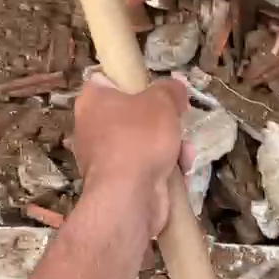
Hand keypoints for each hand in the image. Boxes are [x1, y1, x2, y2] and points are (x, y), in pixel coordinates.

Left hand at [71, 72, 188, 241]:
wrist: (129, 197)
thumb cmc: (139, 138)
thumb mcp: (162, 101)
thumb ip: (171, 90)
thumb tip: (176, 89)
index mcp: (92, 102)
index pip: (107, 82)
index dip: (133, 83)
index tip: (154, 90)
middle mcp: (92, 131)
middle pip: (132, 118)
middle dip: (162, 124)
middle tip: (178, 125)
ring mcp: (104, 162)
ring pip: (143, 147)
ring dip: (169, 150)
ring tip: (185, 155)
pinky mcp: (118, 187)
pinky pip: (144, 172)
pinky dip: (163, 172)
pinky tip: (180, 174)